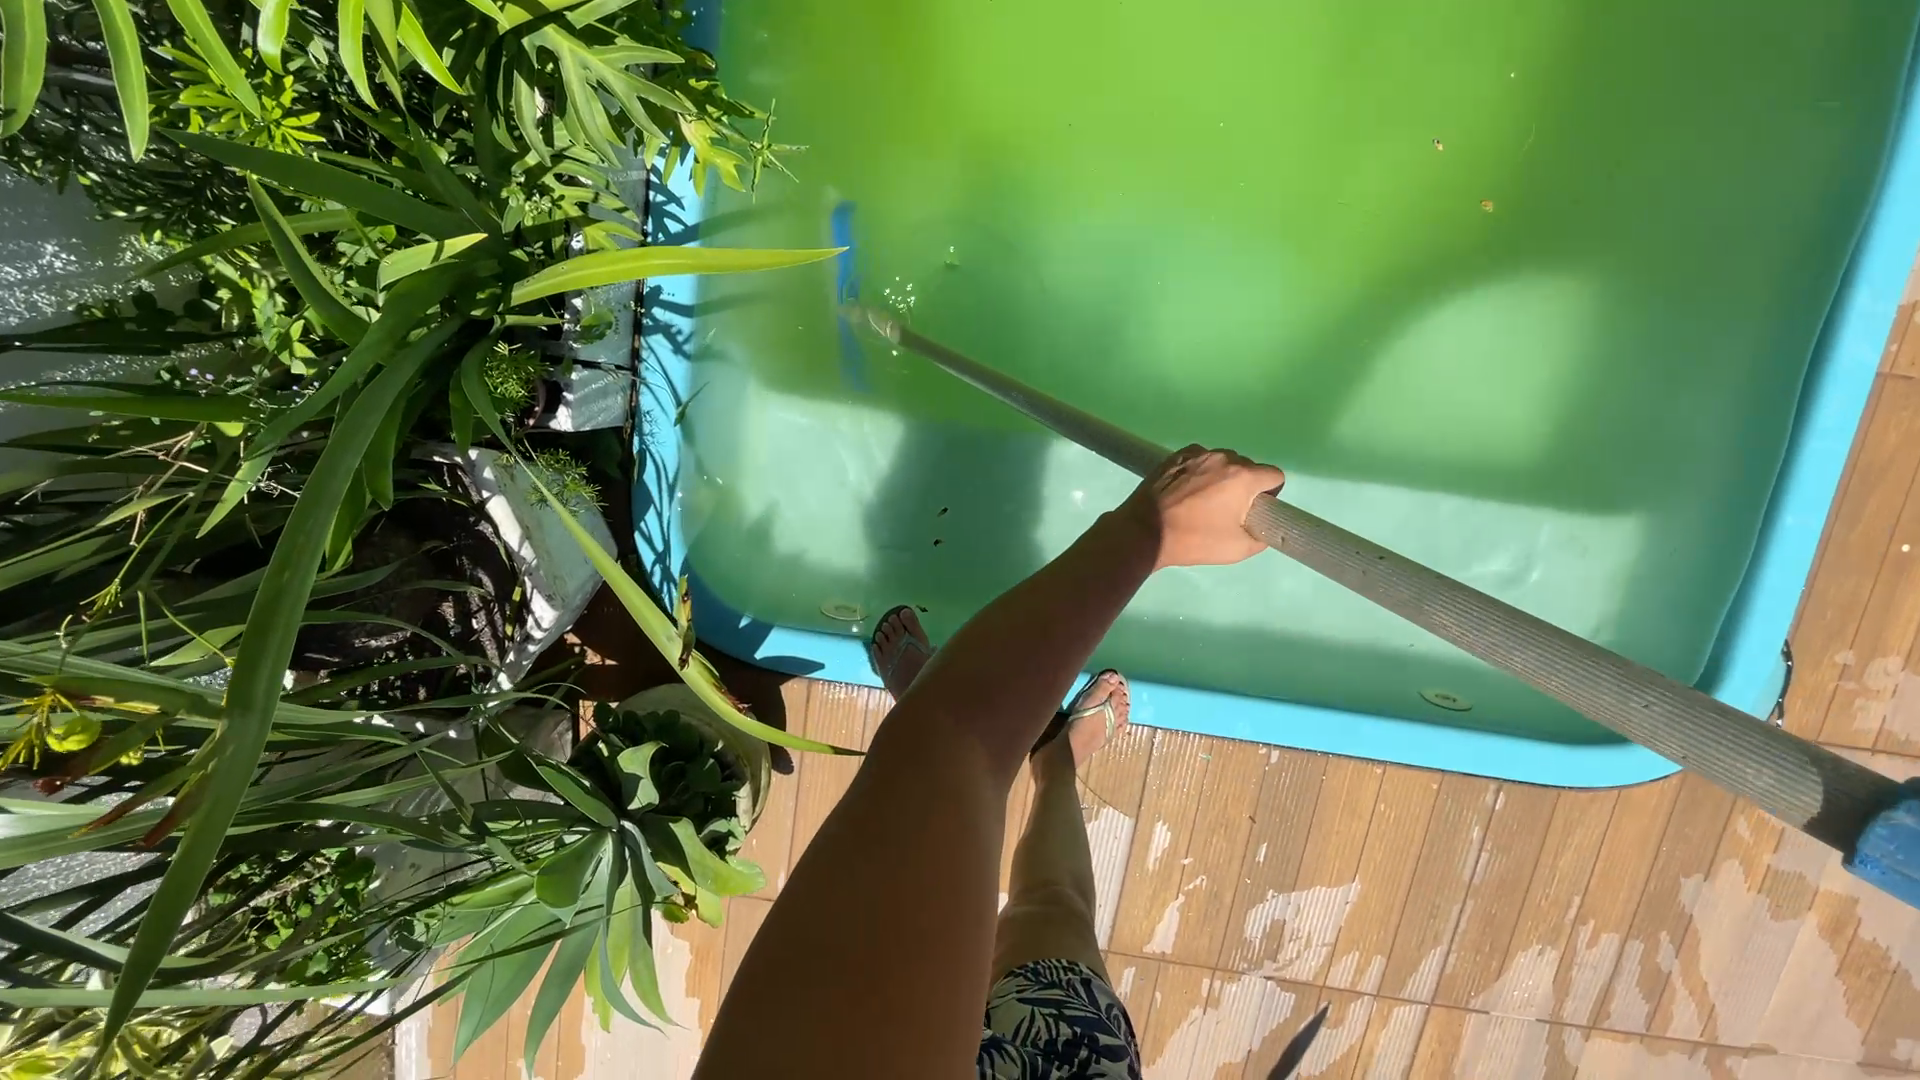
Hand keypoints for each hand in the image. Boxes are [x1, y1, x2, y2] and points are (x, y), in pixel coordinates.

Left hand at [1119, 445, 1284, 568]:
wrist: (1145, 531)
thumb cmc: (1194, 540)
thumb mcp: (1238, 549)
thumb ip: (1261, 536)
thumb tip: (1264, 527)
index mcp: (1243, 477)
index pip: (1274, 475)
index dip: (1270, 493)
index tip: (1255, 508)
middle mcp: (1223, 457)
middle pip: (1247, 467)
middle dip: (1244, 485)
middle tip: (1226, 508)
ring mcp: (1197, 454)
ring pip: (1222, 461)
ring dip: (1221, 476)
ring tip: (1203, 499)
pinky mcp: (1175, 455)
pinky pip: (1200, 459)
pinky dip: (1200, 471)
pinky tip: (1186, 489)